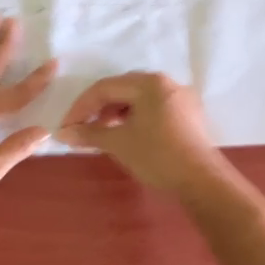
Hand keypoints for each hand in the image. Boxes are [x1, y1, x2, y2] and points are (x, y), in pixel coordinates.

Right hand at [55, 72, 229, 194]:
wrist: (202, 181)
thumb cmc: (157, 156)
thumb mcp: (118, 143)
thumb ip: (89, 134)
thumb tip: (62, 133)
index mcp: (149, 83)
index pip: (105, 88)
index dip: (81, 107)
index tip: (66, 127)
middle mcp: (166, 83)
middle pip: (122, 89)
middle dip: (98, 109)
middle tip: (83, 128)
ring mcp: (180, 98)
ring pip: (138, 99)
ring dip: (115, 114)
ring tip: (103, 134)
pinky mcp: (188, 115)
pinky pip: (153, 108)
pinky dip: (134, 119)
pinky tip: (126, 135)